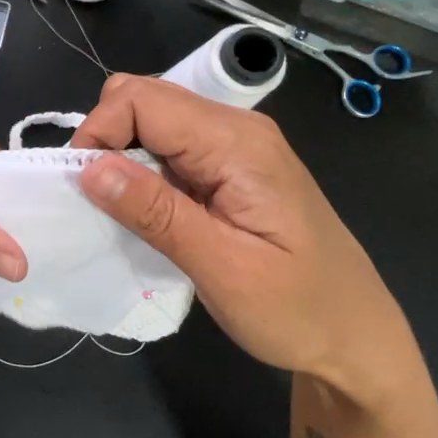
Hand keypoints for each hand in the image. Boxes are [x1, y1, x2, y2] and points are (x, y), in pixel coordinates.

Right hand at [71, 75, 416, 396]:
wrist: (354, 338)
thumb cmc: (295, 310)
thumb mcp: (221, 267)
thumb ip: (155, 213)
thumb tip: (89, 167)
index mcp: (237, 144)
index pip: (141, 100)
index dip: (99, 132)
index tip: (83, 190)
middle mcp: (237, 130)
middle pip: (144, 100)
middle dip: (105, 142)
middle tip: (103, 205)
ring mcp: (236, 148)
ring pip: (153, 123)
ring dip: (122, 160)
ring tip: (125, 215)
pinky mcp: (231, 170)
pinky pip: (170, 150)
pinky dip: (143, 174)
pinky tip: (150, 216)